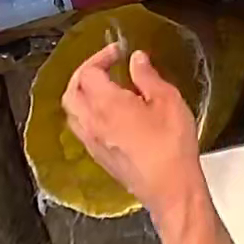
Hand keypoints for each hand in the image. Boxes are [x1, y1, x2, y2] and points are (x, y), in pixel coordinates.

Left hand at [61, 42, 205, 222]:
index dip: (101, 57)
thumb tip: (136, 59)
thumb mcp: (167, 100)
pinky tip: (109, 112)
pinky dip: (88, 112)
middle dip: (85, 72)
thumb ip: (147, 76)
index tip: (119, 52)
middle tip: (104, 65)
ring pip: (73, 111)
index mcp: (106, 104)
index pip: (88, 72)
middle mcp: (92, 123)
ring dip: (82, 93)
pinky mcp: (100, 157)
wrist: (171, 190)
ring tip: (104, 86)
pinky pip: (82, 128)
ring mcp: (93, 143)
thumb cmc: (171, 144)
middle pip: (72, 91)